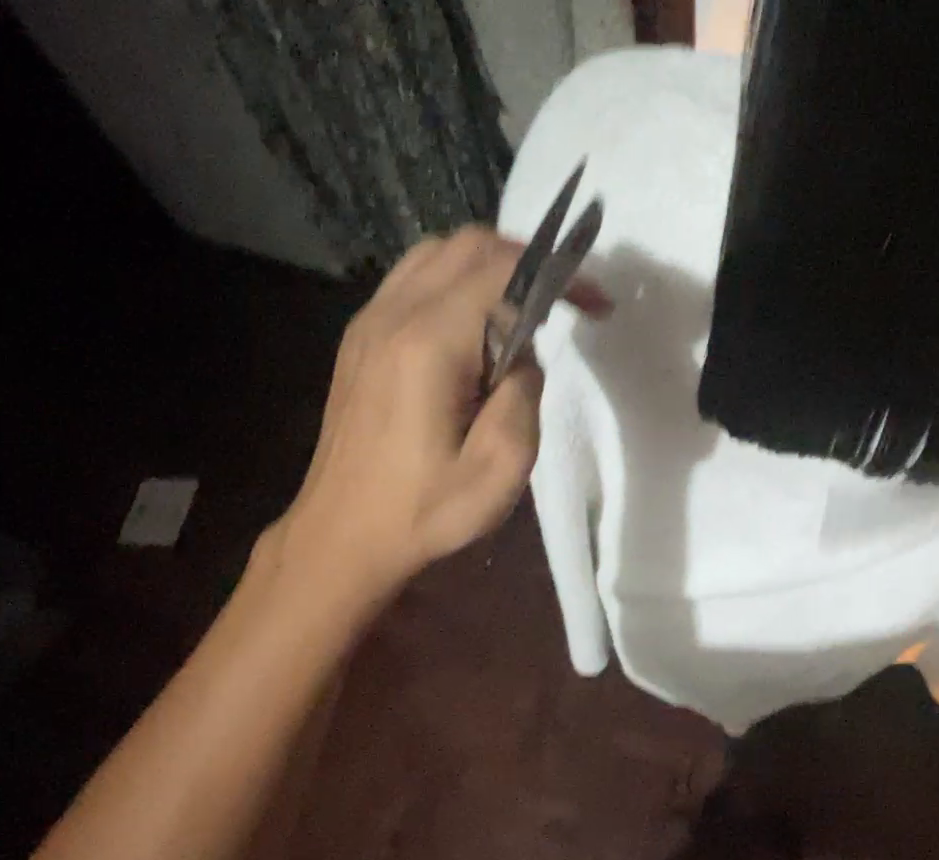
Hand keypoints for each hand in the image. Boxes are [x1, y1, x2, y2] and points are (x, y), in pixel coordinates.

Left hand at [268, 226, 610, 599]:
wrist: (343, 535)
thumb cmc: (427, 509)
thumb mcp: (502, 466)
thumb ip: (524, 393)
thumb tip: (523, 355)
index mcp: (430, 345)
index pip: (500, 270)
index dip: (557, 274)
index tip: (596, 304)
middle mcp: (393, 316)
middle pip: (466, 245)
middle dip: (527, 260)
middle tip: (566, 302)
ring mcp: (369, 323)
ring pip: (436, 254)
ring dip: (489, 267)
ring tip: (526, 310)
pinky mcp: (361, 340)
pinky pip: (413, 280)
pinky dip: (457, 283)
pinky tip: (478, 330)